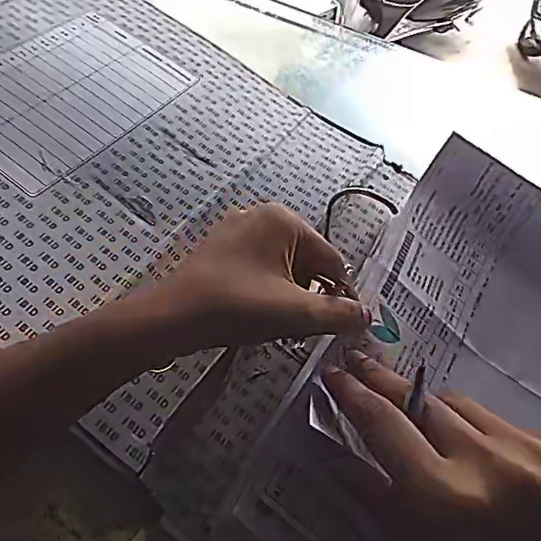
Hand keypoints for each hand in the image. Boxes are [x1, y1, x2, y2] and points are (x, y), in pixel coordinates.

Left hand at [129, 202, 369, 356]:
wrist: (174, 317)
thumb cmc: (237, 307)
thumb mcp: (296, 313)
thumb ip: (338, 314)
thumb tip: (366, 316)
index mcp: (283, 219)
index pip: (331, 260)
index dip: (340, 295)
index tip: (339, 324)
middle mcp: (261, 214)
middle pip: (306, 261)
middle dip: (308, 294)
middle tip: (300, 326)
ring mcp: (236, 228)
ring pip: (281, 266)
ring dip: (287, 296)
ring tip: (277, 323)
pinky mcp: (219, 247)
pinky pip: (257, 267)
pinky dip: (264, 289)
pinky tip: (255, 313)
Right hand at [324, 354, 540, 540]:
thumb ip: (387, 507)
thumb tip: (345, 462)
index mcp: (452, 503)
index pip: (385, 427)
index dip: (354, 395)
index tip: (334, 374)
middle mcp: (492, 463)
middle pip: (422, 402)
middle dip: (387, 385)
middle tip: (360, 368)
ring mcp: (535, 449)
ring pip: (463, 407)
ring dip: (437, 413)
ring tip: (430, 434)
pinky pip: (506, 425)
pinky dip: (487, 438)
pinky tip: (496, 472)